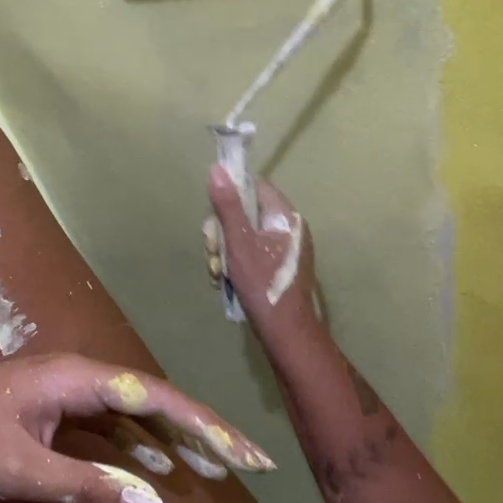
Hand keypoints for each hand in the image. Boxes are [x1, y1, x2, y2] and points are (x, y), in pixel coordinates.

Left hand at [0, 353, 275, 502]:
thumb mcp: (27, 469)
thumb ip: (90, 487)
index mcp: (75, 377)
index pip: (153, 394)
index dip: (203, 424)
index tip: (245, 455)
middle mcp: (76, 374)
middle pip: (150, 396)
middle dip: (198, 428)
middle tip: (247, 463)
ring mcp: (65, 388)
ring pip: (132, 408)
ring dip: (172, 435)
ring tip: (213, 468)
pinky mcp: (54, 405)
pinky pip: (109, 420)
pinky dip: (138, 441)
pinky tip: (156, 463)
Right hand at [206, 166, 320, 331]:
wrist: (286, 333)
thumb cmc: (263, 284)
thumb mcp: (238, 242)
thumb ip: (227, 205)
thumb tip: (217, 169)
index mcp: (285, 216)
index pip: (256, 185)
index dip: (232, 191)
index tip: (214, 210)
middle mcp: (288, 227)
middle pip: (246, 210)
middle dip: (223, 228)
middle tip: (214, 249)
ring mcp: (285, 247)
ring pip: (245, 232)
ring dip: (225, 247)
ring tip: (219, 269)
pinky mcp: (279, 264)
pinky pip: (252, 249)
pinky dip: (236, 259)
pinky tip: (226, 276)